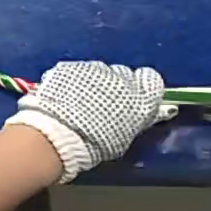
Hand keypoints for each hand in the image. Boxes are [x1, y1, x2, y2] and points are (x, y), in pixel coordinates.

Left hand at [4, 61, 174, 182]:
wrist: (59, 132)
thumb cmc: (95, 143)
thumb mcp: (123, 135)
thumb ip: (132, 119)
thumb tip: (135, 114)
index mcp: (141, 97)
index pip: (151, 80)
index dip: (140, 87)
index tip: (132, 96)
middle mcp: (120, 77)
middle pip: (122, 73)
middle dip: (113, 84)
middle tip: (100, 101)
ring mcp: (93, 69)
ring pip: (97, 70)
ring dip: (91, 81)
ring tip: (76, 98)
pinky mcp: (70, 67)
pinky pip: (74, 70)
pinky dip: (70, 79)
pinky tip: (60, 94)